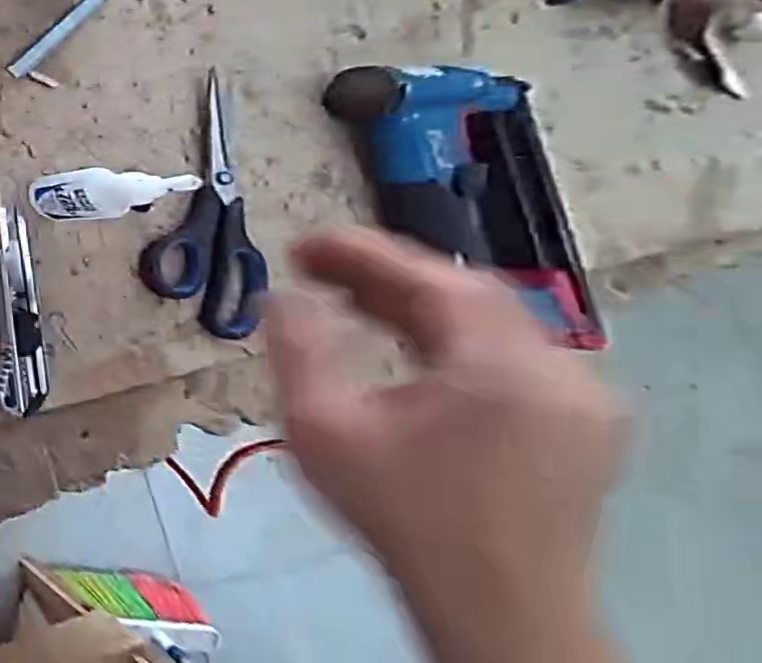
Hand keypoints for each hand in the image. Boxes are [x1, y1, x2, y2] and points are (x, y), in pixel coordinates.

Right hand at [267, 228, 626, 662]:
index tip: (300, 245)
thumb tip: (279, 295)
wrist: (492, 608)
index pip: (435, 280)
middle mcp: (558, 374)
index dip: (362, 251)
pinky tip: (396, 335)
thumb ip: (295, 348)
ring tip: (342, 294)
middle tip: (313, 265)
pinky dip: (442, 329)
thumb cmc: (399, 510)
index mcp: (503, 372)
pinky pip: (501, 348)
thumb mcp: (321, 425)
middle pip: (466, 291)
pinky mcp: (573, 421)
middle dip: (383, 270)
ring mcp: (575, 399)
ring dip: (411, 297)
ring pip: (485, 318)